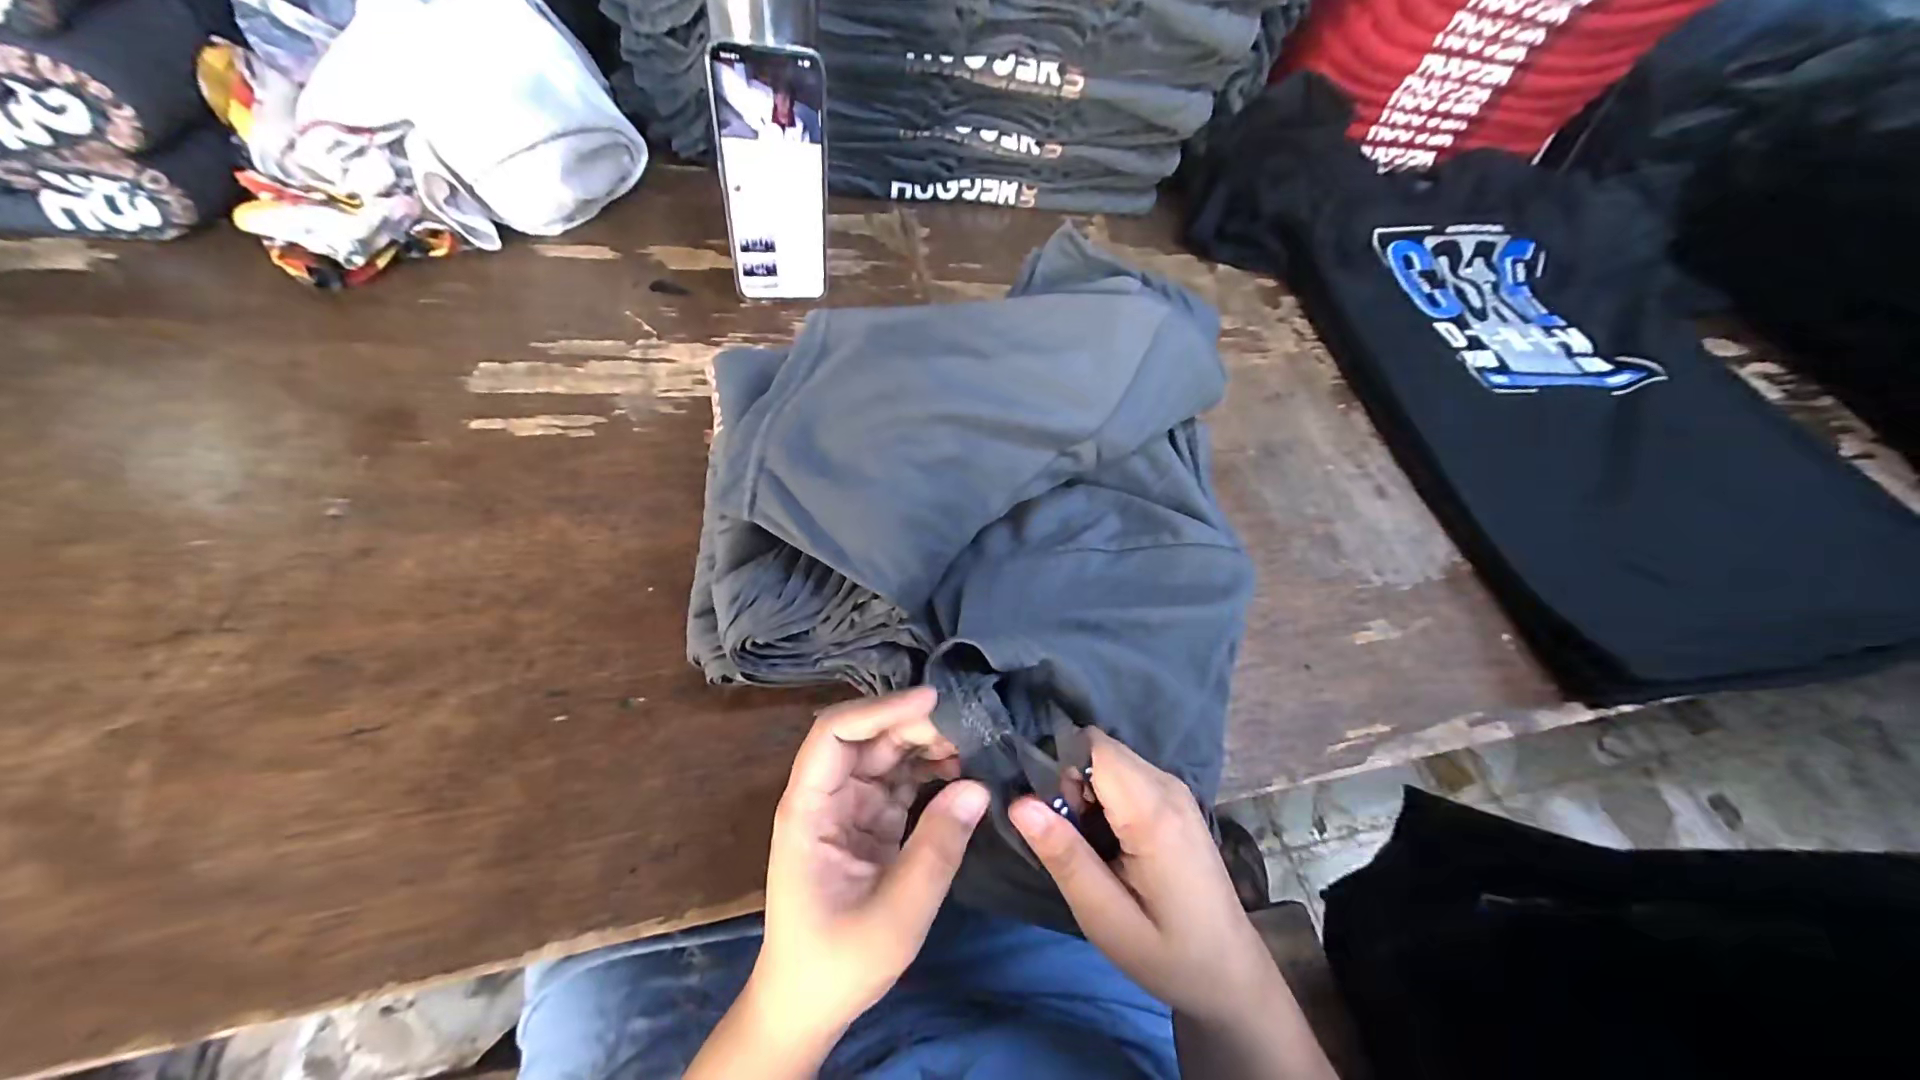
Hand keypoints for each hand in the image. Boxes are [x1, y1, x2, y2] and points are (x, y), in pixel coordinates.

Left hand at [744, 687, 989, 1046]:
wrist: (808, 1004)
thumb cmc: (838, 962)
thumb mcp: (894, 916)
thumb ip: (936, 851)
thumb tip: (978, 787)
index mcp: (808, 808)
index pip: (835, 733)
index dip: (881, 709)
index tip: (933, 701)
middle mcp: (826, 796)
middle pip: (867, 737)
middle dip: (915, 726)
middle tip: (970, 732)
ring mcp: (848, 807)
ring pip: (887, 754)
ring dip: (927, 745)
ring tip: (974, 750)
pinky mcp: (870, 821)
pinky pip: (901, 781)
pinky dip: (931, 771)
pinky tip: (962, 773)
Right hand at [1007, 728, 1282, 1024]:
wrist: (1230, 973)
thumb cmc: (1166, 953)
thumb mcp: (1104, 916)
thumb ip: (1064, 855)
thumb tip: (1019, 802)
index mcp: (1153, 812)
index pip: (1092, 745)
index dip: (1059, 766)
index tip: (1047, 810)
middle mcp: (1167, 786)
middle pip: (1099, 749)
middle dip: (1070, 780)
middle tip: (1068, 835)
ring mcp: (1175, 789)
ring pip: (1109, 758)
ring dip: (1086, 789)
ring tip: (1088, 843)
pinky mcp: (1174, 798)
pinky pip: (1125, 774)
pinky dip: (1104, 795)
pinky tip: (1108, 840)